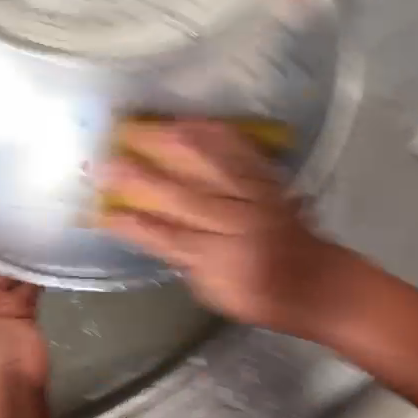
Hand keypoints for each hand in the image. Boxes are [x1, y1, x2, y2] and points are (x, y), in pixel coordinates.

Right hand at [97, 119, 354, 339]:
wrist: (315, 282)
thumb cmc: (260, 295)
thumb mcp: (216, 291)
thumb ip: (186, 261)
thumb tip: (154, 232)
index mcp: (216, 258)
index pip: (165, 237)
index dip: (131, 224)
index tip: (102, 210)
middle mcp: (234, 225)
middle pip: (182, 197)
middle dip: (142, 179)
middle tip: (108, 162)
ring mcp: (254, 200)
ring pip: (211, 168)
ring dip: (175, 147)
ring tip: (145, 128)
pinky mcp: (269, 183)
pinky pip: (242, 155)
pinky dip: (218, 136)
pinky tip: (194, 122)